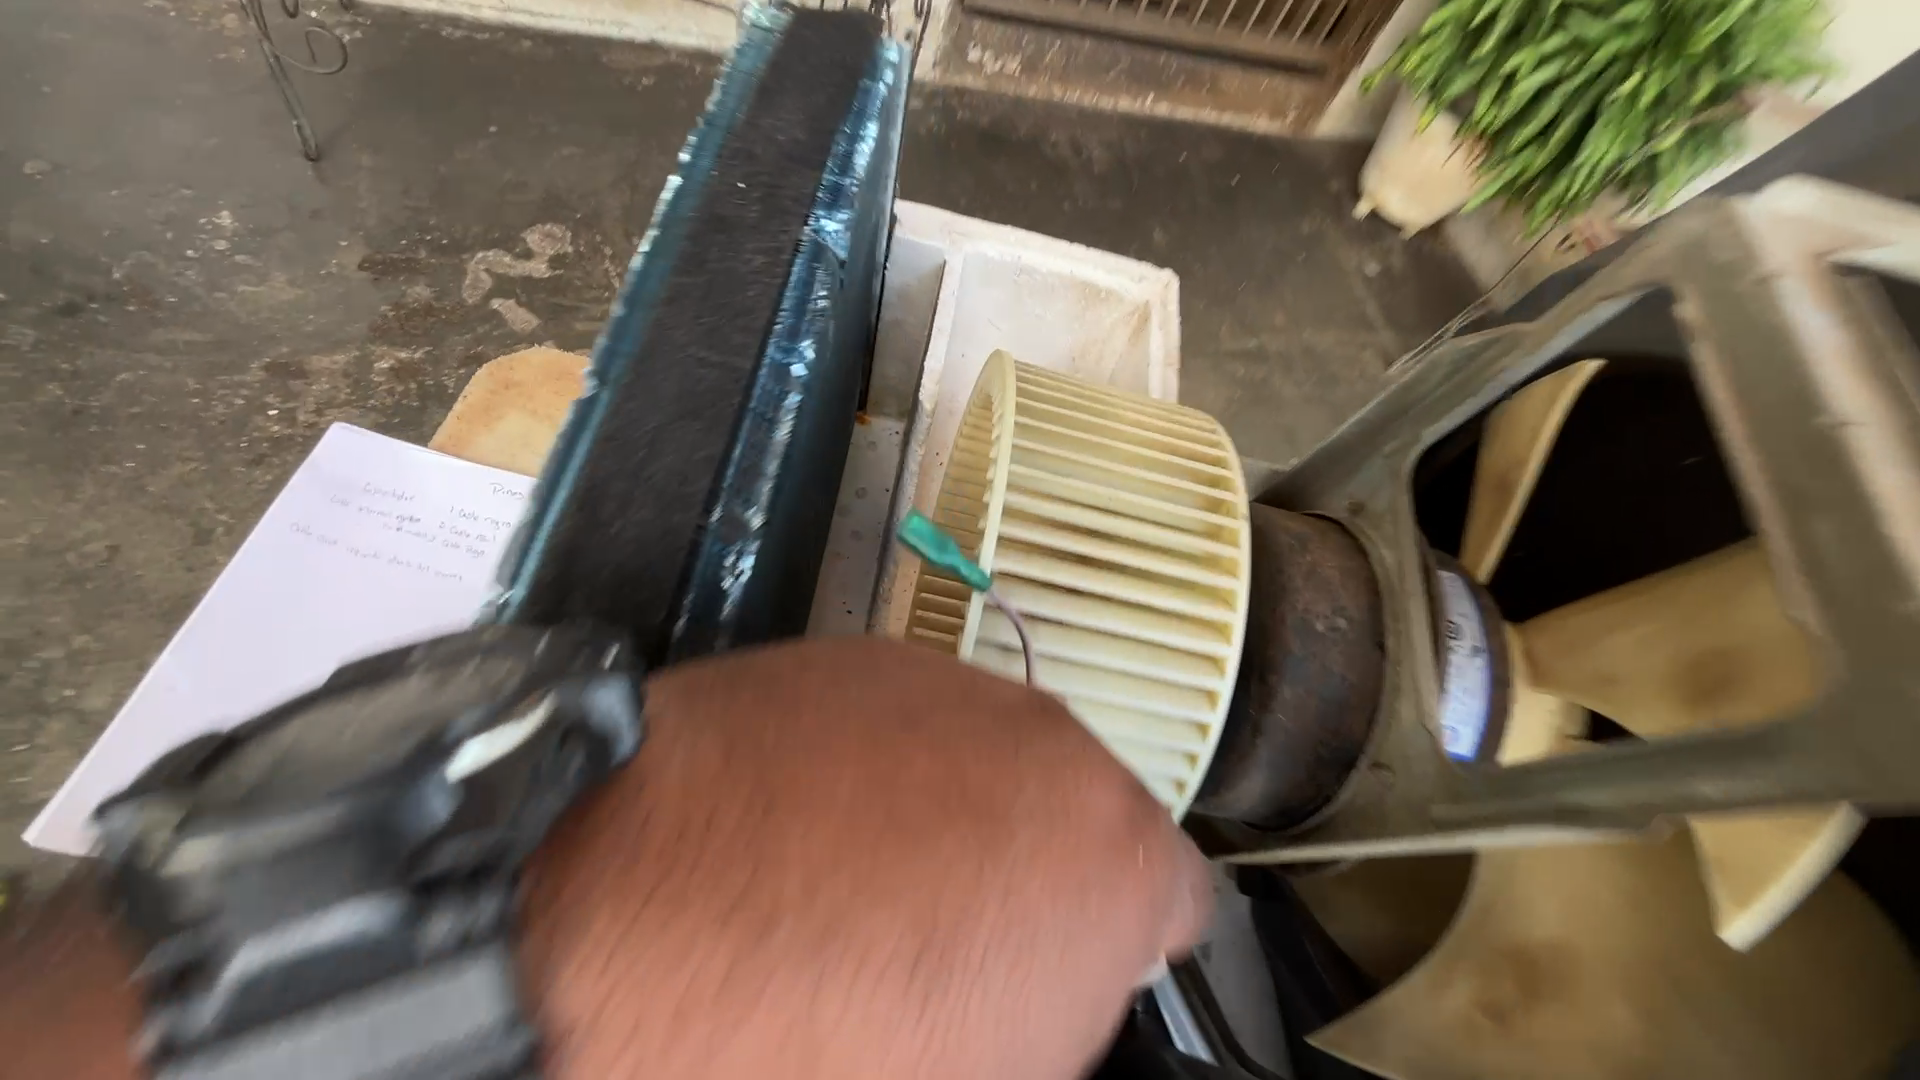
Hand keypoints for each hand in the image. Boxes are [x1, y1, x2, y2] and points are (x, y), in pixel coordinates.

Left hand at [520, 635, 1212, 1079]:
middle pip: (1080, 813)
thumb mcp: (982, 1067)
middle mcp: (1049, 741)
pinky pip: (907, 722)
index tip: (1062, 972)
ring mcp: (947, 685)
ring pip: (991, 757)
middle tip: (945, 933)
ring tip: (859, 872)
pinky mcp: (856, 655)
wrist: (624, 915)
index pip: (1180, 900)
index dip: (1121, 948)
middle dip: (1036, 872)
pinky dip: (882, 764)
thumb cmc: (809, 1037)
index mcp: (1114, 856)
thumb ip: (1046, 1009)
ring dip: (958, 810)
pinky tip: (807, 814)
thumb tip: (1036, 975)